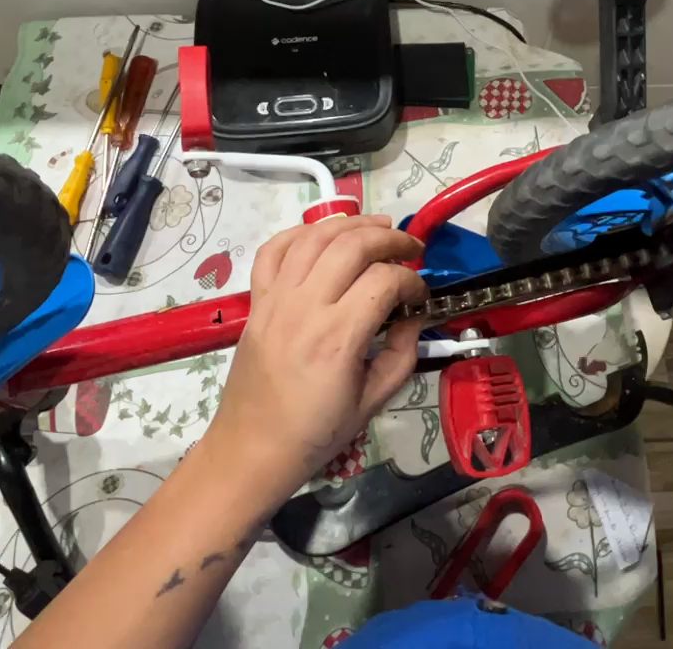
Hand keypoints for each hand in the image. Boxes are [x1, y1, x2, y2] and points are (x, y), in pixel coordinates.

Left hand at [203, 215, 427, 497]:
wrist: (252, 450)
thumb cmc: (316, 433)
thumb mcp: (373, 402)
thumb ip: (402, 354)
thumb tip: (414, 315)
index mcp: (337, 338)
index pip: (384, 281)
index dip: (412, 281)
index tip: (420, 296)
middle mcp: (305, 308)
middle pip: (352, 245)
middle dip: (390, 238)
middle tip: (411, 247)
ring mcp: (275, 300)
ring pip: (314, 237)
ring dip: (351, 223)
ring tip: (378, 226)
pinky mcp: (256, 301)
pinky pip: (274, 250)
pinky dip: (301, 232)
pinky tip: (325, 234)